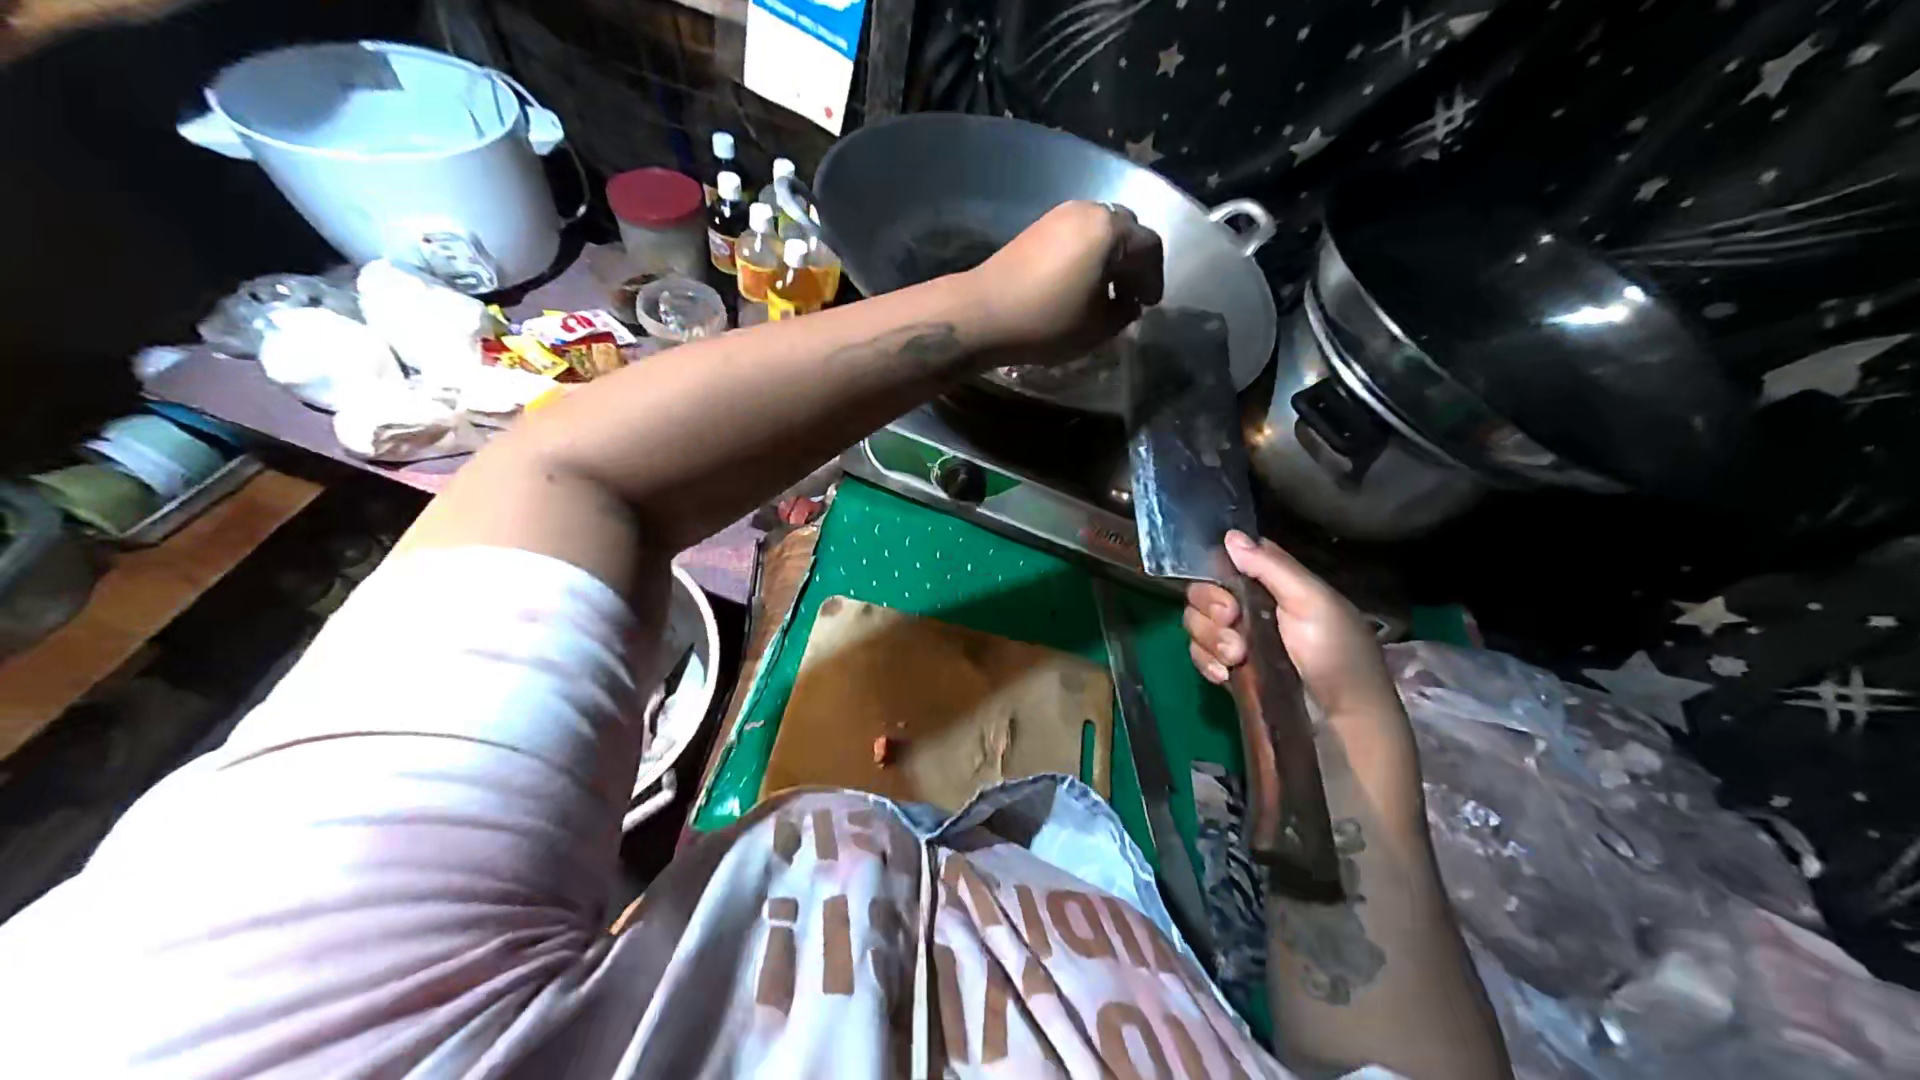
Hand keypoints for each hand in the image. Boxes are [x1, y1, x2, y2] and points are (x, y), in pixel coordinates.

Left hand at [962, 201, 1164, 365]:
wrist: (982, 314)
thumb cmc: (1047, 321)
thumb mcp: (1097, 327)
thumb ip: (1124, 312)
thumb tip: (1129, 303)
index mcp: (1110, 229)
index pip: (1149, 247)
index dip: (1154, 278)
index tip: (1149, 305)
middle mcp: (1088, 210)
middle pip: (1125, 231)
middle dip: (1133, 263)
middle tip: (1130, 295)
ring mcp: (1059, 215)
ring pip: (1099, 231)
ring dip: (1109, 258)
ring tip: (1104, 293)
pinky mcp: (1037, 227)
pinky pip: (1076, 235)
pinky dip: (1087, 255)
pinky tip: (1079, 284)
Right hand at [1184, 532, 1396, 717]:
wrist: (1341, 718)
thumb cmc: (1336, 652)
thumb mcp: (1313, 601)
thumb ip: (1270, 567)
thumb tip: (1229, 535)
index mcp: (1273, 585)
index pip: (1228, 562)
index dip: (1218, 572)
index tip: (1229, 589)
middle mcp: (1250, 608)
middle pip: (1203, 593)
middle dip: (1211, 610)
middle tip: (1234, 625)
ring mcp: (1237, 640)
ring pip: (1196, 624)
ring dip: (1211, 640)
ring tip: (1239, 658)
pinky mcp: (1227, 670)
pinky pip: (1197, 655)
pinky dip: (1207, 662)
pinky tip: (1226, 674)